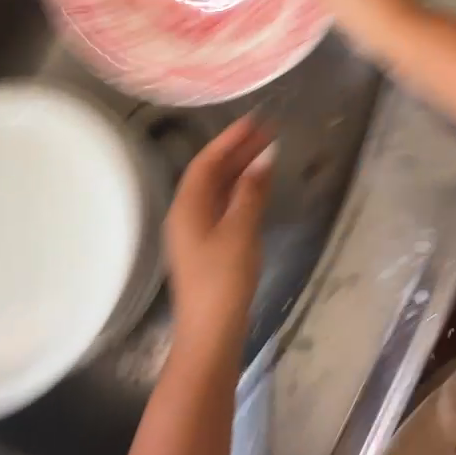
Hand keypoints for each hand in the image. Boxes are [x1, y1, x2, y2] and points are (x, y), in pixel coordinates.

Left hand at [165, 116, 274, 351]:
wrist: (211, 334)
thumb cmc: (223, 280)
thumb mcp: (241, 231)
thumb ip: (251, 192)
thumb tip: (263, 159)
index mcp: (187, 207)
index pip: (206, 162)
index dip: (229, 139)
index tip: (254, 120)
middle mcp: (187, 214)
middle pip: (211, 173)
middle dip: (238, 151)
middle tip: (267, 131)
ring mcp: (197, 232)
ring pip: (219, 189)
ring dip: (241, 169)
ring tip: (268, 151)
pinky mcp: (209, 247)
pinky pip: (224, 205)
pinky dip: (242, 190)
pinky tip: (260, 186)